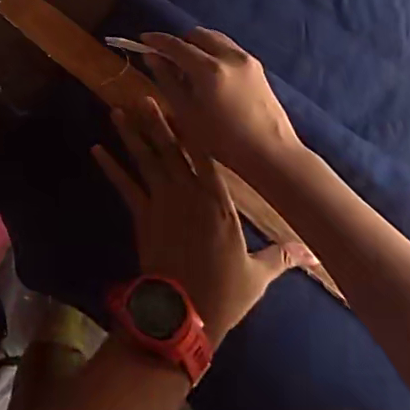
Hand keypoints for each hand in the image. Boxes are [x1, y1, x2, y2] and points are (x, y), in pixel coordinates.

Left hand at [94, 97, 300, 344]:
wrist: (184, 315)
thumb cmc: (224, 294)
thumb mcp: (259, 275)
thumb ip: (282, 256)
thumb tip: (312, 254)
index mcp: (220, 202)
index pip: (207, 156)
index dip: (194, 130)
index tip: (184, 107)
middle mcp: (189, 193)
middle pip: (172, 149)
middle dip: (158, 121)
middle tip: (145, 95)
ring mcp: (162, 202)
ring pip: (146, 160)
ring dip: (131, 135)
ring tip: (118, 111)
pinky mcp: (141, 215)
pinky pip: (124, 184)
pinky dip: (110, 166)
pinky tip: (97, 149)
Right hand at [139, 29, 303, 175]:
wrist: (271, 153)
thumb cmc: (223, 140)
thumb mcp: (187, 113)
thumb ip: (168, 80)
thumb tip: (152, 57)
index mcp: (209, 68)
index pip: (176, 44)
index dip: (157, 40)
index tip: (142, 39)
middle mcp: (229, 56)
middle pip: (198, 34)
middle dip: (180, 41)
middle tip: (168, 58)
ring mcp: (247, 60)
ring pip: (215, 39)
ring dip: (198, 45)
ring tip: (190, 66)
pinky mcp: (258, 68)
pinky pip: (229, 49)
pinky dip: (214, 52)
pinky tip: (211, 74)